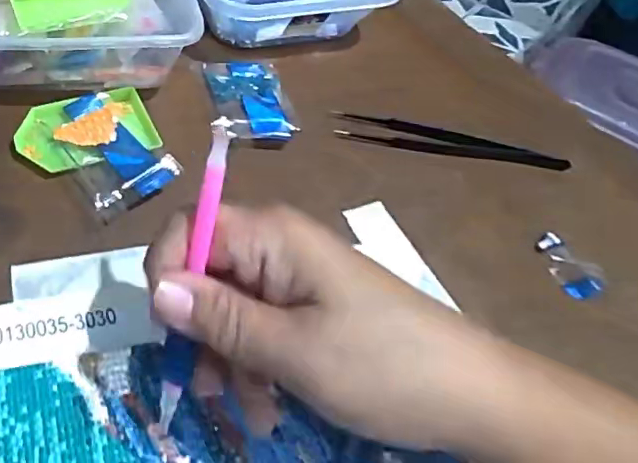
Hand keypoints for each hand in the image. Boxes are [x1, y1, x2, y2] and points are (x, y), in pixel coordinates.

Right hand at [143, 202, 517, 450]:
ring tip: (249, 410)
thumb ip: (221, 319)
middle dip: (199, 327)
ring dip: (227, 356)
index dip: (168, 269)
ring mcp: (291, 274)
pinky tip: (268, 405)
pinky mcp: (307, 304)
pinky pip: (258, 322)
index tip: (168, 329)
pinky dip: (254, 362)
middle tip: (203, 385)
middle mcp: (274, 243)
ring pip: (228, 302)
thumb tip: (155, 292)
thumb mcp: (295, 352)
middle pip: (206, 268)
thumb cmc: (385, 367)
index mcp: (269, 234)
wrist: (482, 400)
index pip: (190, 226)